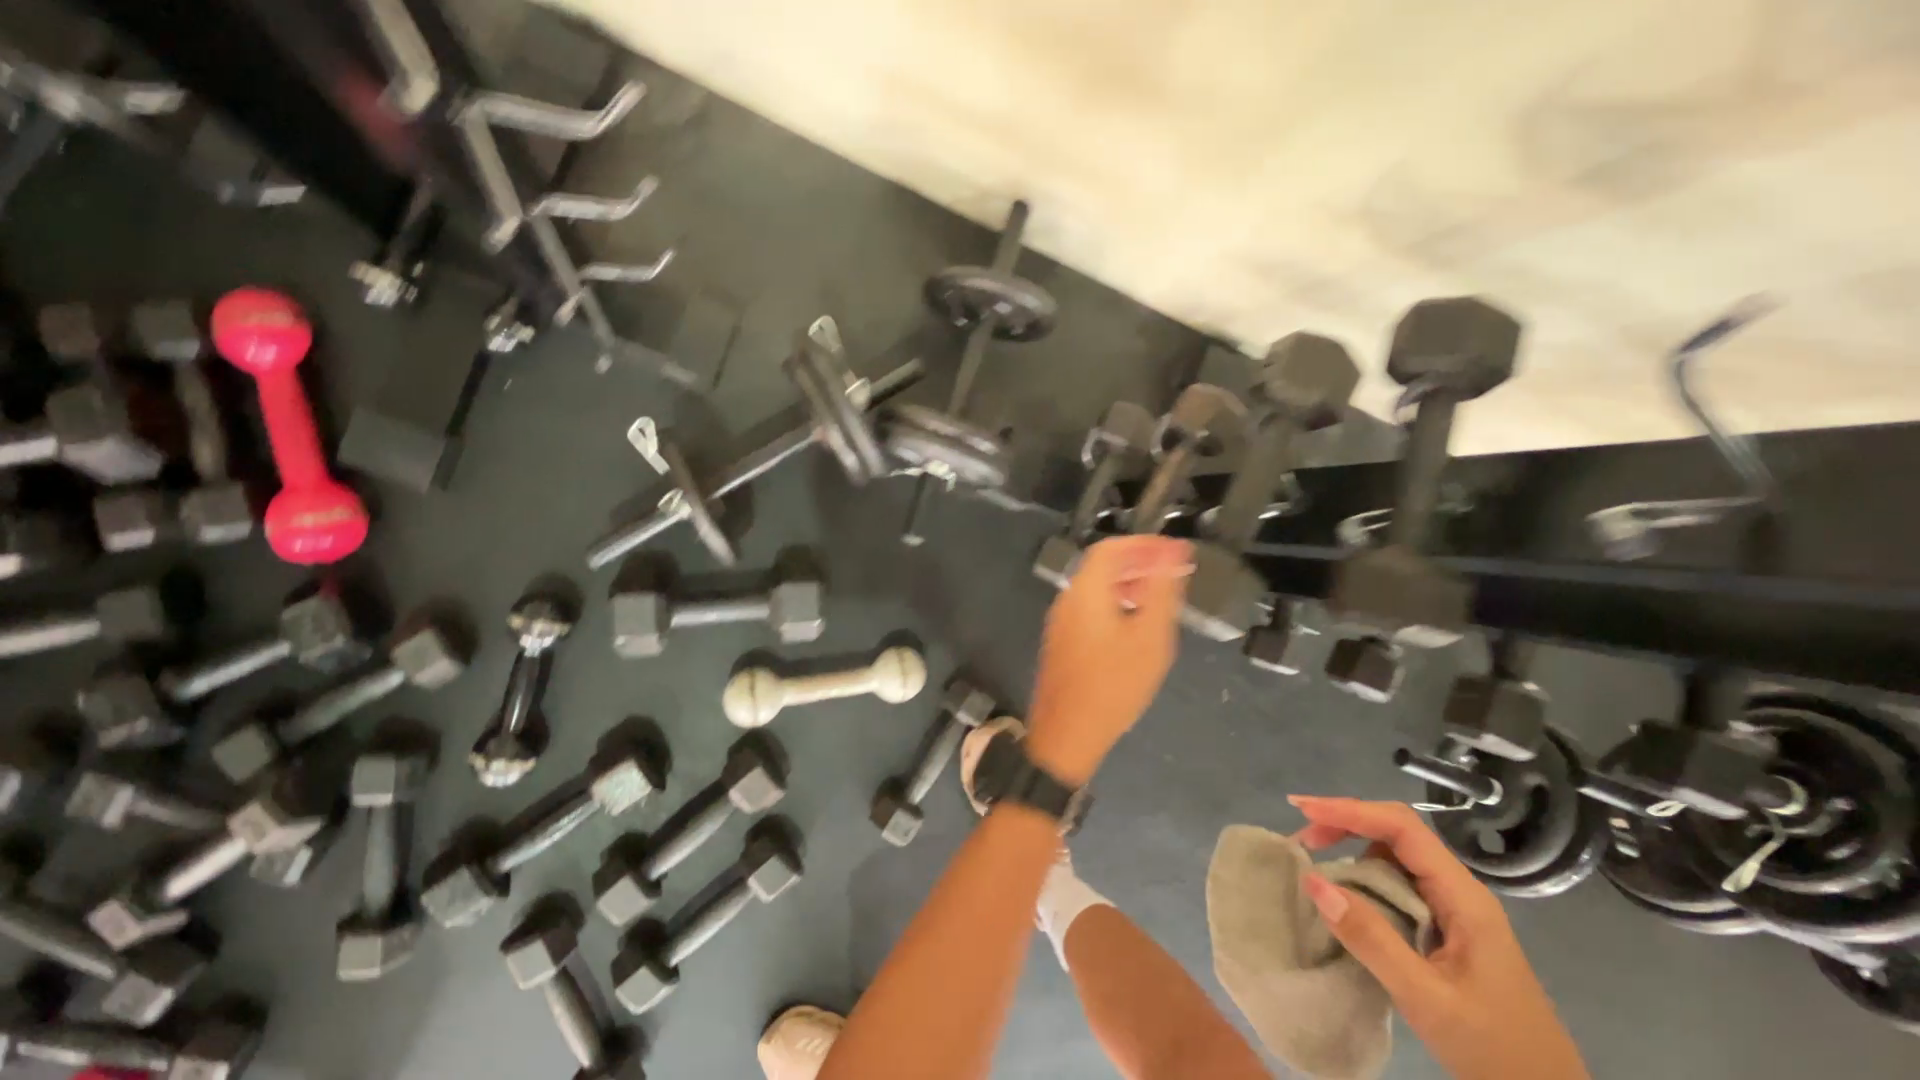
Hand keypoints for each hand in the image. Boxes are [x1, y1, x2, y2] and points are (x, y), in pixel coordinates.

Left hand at [1026, 536, 1191, 784]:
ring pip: (1096, 590)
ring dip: (1129, 585)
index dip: (1145, 544)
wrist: (1067, 736)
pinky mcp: (1062, 644)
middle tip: (1173, 572)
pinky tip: (1137, 627)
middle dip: (1139, 563)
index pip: (1112, 548)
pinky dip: (1116, 605)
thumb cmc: (1113, 686)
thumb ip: (1161, 591)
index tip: (1175, 551)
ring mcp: (1061, 624)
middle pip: (1102, 567)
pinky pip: (1091, 610)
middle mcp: (1068, 600)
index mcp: (1085, 592)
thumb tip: (1172, 553)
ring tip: (1161, 598)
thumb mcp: (1149, 638)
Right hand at [1291, 797, 1590, 1079]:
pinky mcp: (1448, 932)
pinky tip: (1345, 898)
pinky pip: (1401, 888)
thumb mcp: (1425, 997)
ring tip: (1314, 866)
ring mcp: (1456, 912)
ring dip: (1354, 852)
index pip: (1403, 829)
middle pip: (1400, 834)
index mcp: (1463, 897)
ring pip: (1399, 859)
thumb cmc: (1492, 1046)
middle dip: (1348, 824)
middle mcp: (1460, 893)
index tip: (1301, 808)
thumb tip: (1314, 882)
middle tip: (1301, 841)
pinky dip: (1366, 881)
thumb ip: (1371, 939)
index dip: (1350, 811)